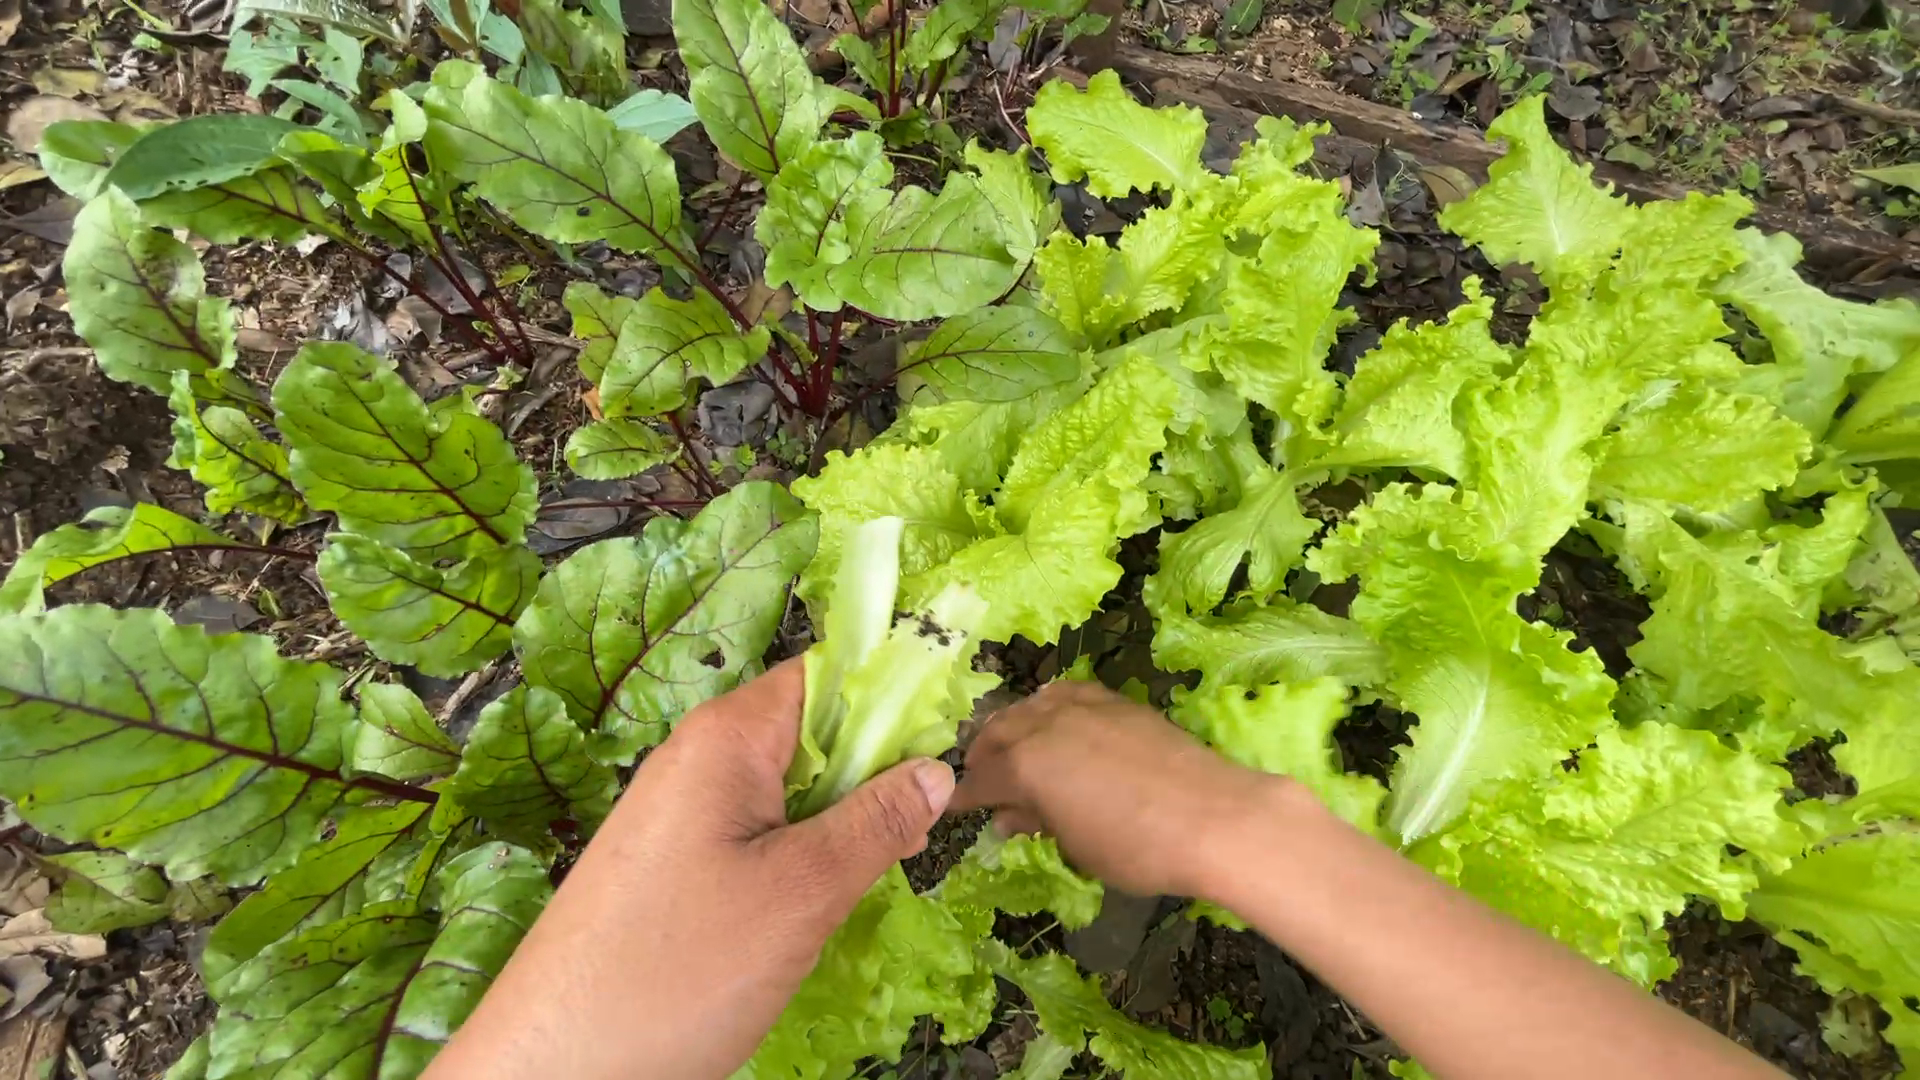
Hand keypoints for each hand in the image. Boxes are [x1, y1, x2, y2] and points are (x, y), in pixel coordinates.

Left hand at [426, 661, 956, 1079]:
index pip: (824, 674)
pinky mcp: (677, 858)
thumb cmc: (681, 968)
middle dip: (872, 764)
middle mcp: (702, 755)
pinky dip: (804, 845)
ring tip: (884, 859)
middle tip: (919, 819)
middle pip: (810, 728)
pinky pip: (760, 826)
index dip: (887, 692)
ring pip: (790, 783)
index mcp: (728, 735)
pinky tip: (826, 889)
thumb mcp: (803, 890)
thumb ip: (879, 821)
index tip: (940, 736)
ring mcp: (684, 808)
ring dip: (843, 811)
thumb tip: (937, 768)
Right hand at [951, 681, 1294, 900]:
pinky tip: (1054, 720)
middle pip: (999, 732)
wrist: (1212, 814)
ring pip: (1028, 706)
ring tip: (1013, 746)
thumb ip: (1037, 822)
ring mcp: (1079, 706)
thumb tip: (1008, 817)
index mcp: (1026, 765)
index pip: (982, 779)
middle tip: (982, 778)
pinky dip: (1047, 707)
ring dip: (1012, 726)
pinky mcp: (1112, 699)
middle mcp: (1043, 725)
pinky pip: (1064, 694)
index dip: (967, 795)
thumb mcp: (1077, 846)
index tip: (957, 805)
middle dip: (983, 755)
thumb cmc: (1137, 847)